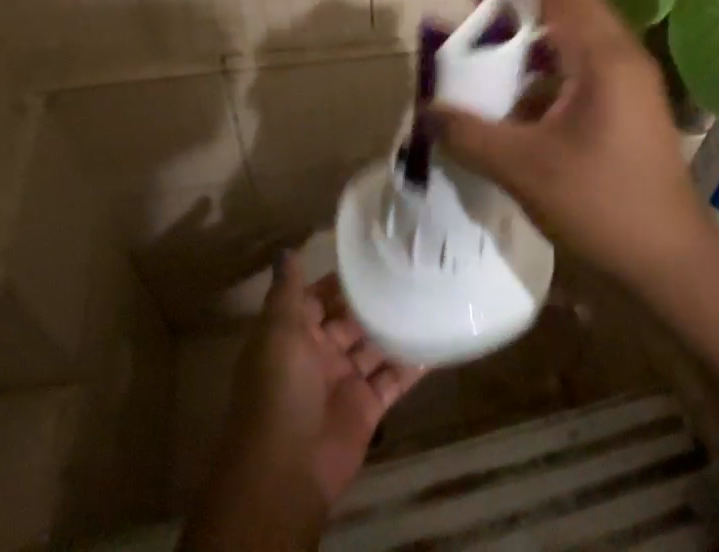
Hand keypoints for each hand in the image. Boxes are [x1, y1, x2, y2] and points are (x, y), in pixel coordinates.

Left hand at [182, 259, 423, 551]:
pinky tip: (440, 338)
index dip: (342, 279)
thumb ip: (288, 293)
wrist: (288, 467)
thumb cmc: (279, 391)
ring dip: (399, 327)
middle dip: (376, 299)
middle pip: (351, 321)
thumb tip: (288, 250)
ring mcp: (345, 382)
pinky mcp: (368, 406)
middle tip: (415, 268)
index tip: (376, 251)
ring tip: (433, 295)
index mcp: (293, 337)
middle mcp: (318, 356)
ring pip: (376, 347)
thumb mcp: (278, 334)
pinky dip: (415, 362)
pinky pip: (395, 378)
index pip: (318, 299)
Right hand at [430, 0, 718, 287]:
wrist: (668, 258)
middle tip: (485, 31)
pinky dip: (557, 77)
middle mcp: (627, 61)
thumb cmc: (600, 205)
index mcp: (606, 60)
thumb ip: (470, 134)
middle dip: (527, 15)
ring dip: (542, 48)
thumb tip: (427, 112)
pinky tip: (526, 110)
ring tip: (497, 68)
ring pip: (585, 45)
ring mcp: (637, 88)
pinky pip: (593, 74)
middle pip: (577, 13)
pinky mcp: (637, 113)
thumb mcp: (523, 169)